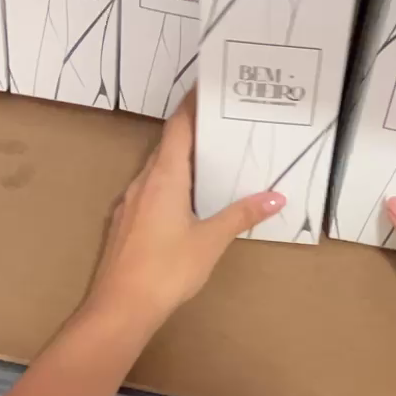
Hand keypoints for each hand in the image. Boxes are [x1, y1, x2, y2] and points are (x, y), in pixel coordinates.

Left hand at [85, 91, 284, 335]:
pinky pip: (150, 189)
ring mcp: (130, 202)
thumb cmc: (166, 269)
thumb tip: (276, 197)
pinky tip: (185, 200)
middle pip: (168, 145)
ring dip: (181, 159)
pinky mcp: (125, 222)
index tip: (207, 86)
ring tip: (209, 158)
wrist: (119, 308)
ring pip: (157, 168)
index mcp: (165, 177)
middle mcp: (144, 181)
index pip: (179, 127)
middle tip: (221, 123)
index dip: (192, 104)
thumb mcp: (211, 241)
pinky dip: (170, 183)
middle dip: (193, 131)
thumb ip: (241, 214)